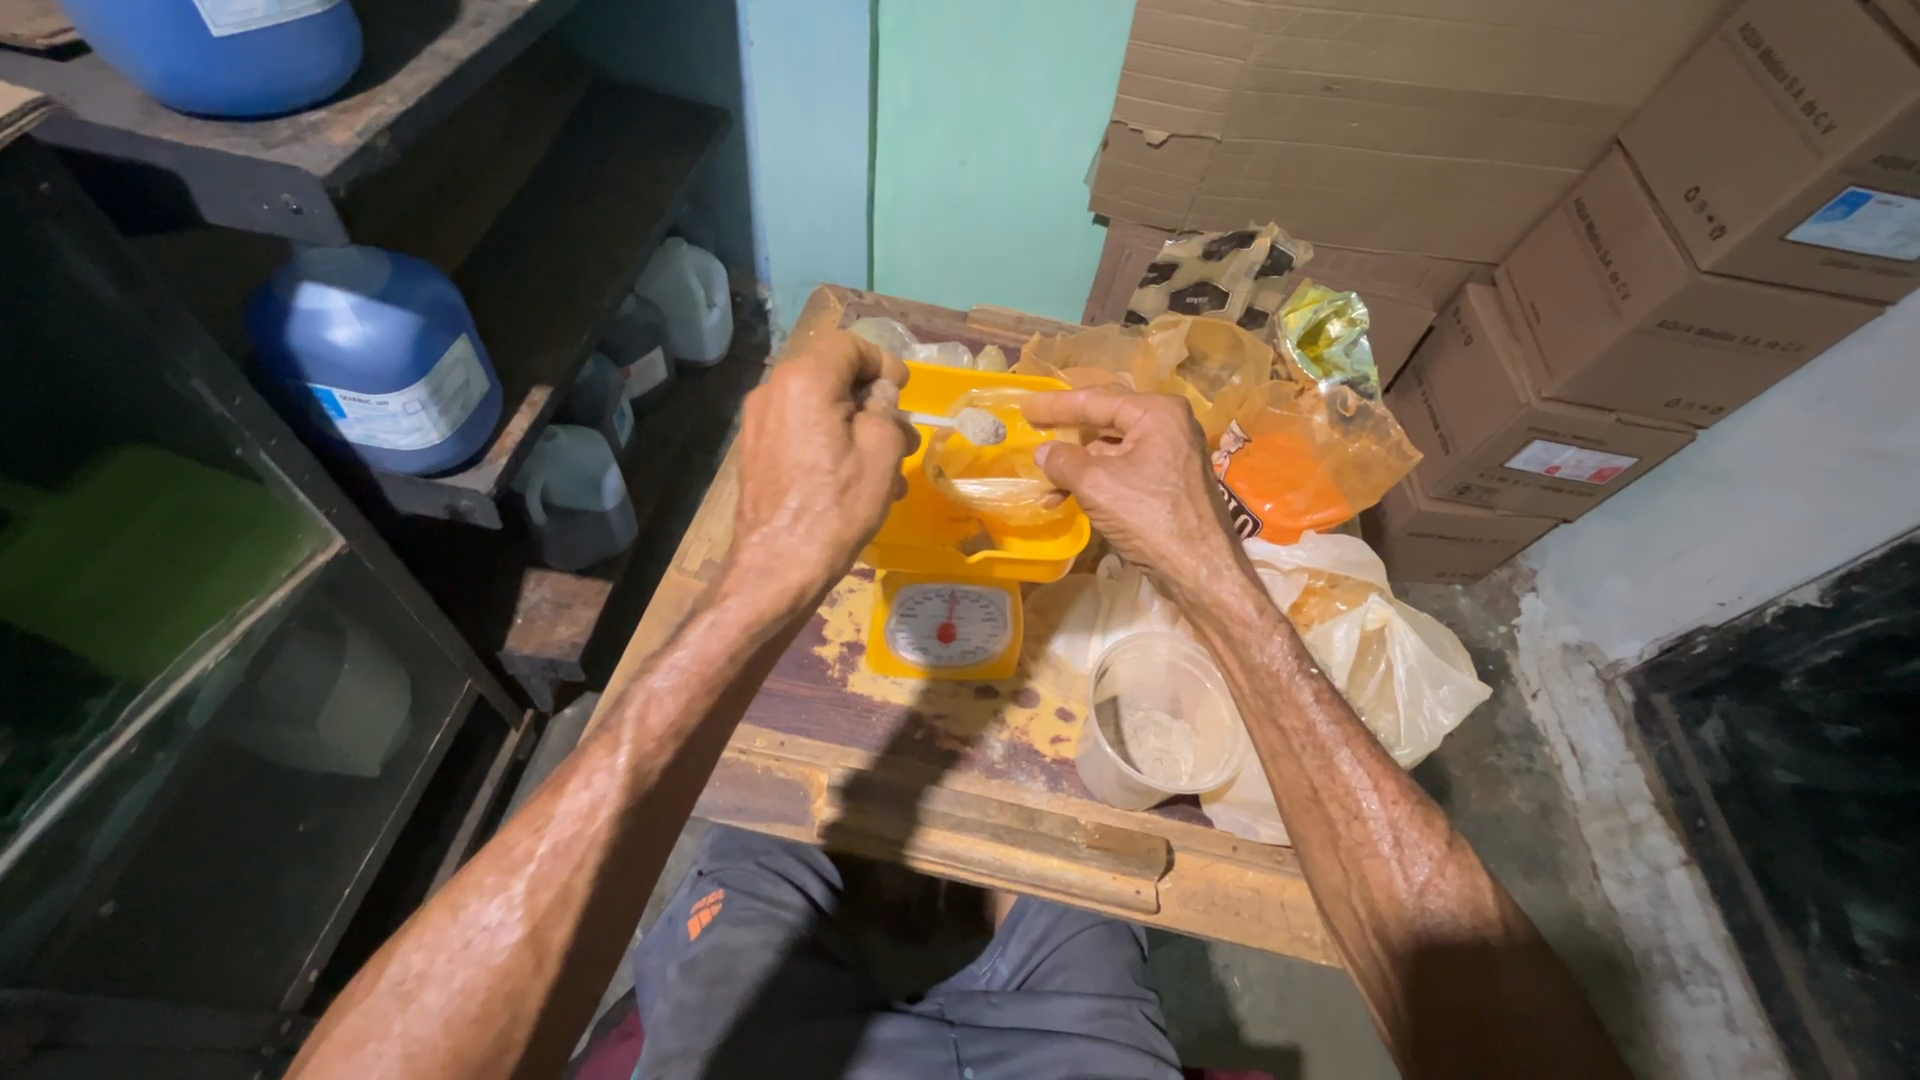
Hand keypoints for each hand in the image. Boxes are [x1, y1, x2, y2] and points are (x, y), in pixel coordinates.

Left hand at [724, 330, 916, 611]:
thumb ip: (885, 409)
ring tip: (888, 470)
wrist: (778, 566)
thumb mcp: (882, 452)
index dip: (882, 362)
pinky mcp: (757, 453)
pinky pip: (803, 432)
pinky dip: (832, 444)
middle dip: (873, 401)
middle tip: (903, 436)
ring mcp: (759, 423)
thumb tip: (879, 395)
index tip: (903, 391)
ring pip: (820, 408)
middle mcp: (774, 391)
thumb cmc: (837, 507)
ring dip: (857, 428)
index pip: (848, 345)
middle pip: (832, 376)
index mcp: (805, 380)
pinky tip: (855, 482)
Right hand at [1022, 388, 1244, 606]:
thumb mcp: (1096, 485)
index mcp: (1157, 412)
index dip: (1056, 404)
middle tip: (1034, 426)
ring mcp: (1172, 453)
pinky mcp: (1169, 481)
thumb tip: (1043, 452)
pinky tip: (1068, 497)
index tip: (1025, 408)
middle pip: (1106, 418)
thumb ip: (1063, 461)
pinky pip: (1123, 469)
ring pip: (1112, 448)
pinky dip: (1095, 479)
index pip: (1096, 399)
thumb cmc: (1150, 518)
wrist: (1200, 569)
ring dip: (1077, 463)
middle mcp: (1169, 424)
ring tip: (1044, 478)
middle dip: (1068, 430)